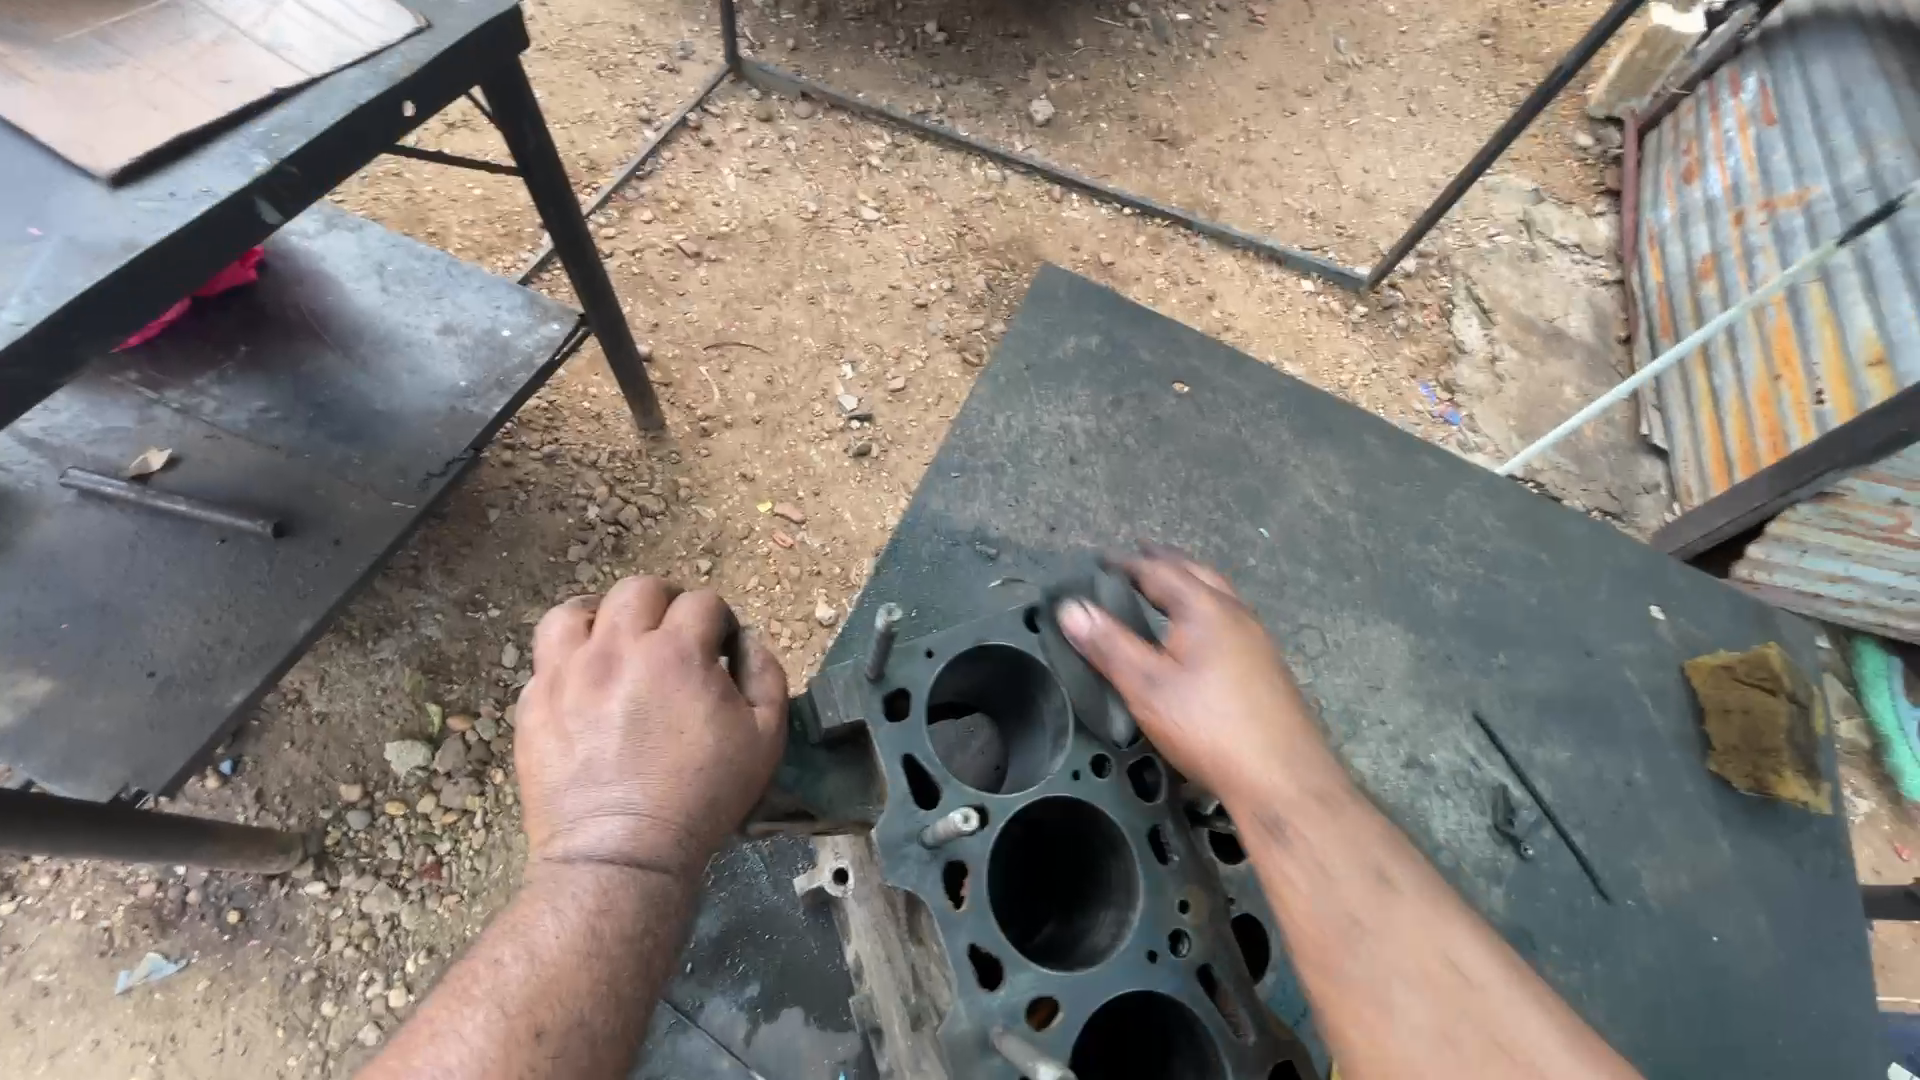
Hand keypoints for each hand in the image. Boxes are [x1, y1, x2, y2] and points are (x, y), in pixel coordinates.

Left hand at [514, 576, 787, 879]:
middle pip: (639, 589)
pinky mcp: (533, 703)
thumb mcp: (766, 736)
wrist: (621, 854)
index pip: (702, 602)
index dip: (720, 621)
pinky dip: (571, 659)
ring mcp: (567, 673)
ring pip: (575, 611)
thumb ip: (766, 673)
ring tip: (617, 642)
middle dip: (666, 603)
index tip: (722, 650)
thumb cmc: (703, 795)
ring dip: (604, 617)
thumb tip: (746, 639)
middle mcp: (618, 649)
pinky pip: (546, 657)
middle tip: (675, 636)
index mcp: (678, 652)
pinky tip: (588, 683)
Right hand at [1056, 547, 1338, 808]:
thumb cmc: (1209, 726)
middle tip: (1138, 555)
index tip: (1099, 560)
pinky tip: (1200, 633)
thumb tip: (1070, 607)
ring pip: (1218, 595)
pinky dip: (1205, 608)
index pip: (1158, 570)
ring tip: (1166, 587)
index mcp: (1204, 608)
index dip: (1125, 563)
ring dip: (1189, 582)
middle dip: (1165, 561)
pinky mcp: (1267, 667)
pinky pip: (1229, 618)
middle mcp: (1235, 614)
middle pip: (1196, 572)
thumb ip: (1107, 644)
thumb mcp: (1146, 685)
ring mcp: (1257, 640)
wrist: (1283, 779)